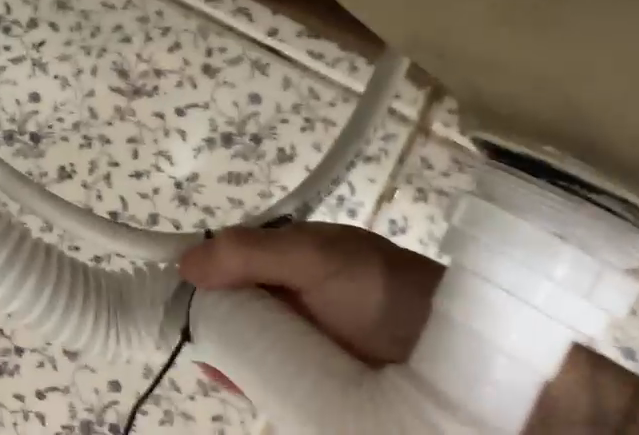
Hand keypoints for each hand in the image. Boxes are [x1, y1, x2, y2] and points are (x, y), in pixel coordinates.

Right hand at [178, 223, 444, 391]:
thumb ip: (250, 252)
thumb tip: (183, 263)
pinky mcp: (317, 386)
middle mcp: (294, 298)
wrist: (462, 359)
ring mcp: (306, 345)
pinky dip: (245, 380)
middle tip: (192, 330)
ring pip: (248, 344)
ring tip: (211, 361)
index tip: (176, 289)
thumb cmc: (384, 292)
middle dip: (209, 317)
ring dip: (224, 351)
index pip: (231, 260)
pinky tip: (228, 380)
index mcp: (292, 259)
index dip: (202, 273)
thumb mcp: (316, 256)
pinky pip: (270, 382)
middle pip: (234, 305)